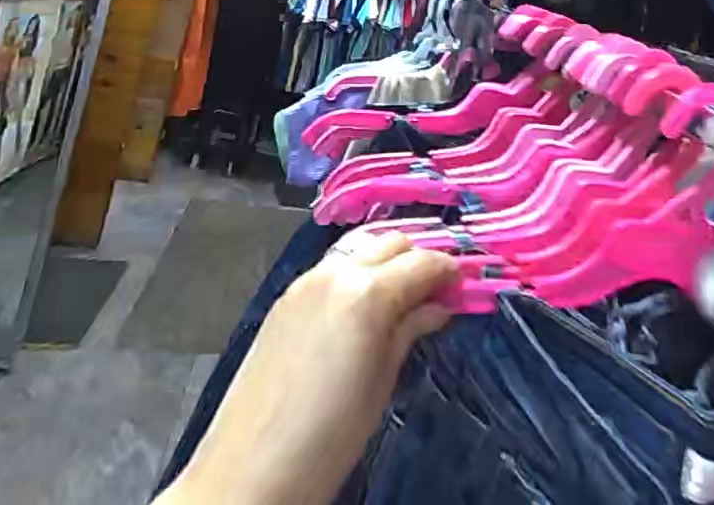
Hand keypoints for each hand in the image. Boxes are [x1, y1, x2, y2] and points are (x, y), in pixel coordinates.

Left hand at [162, 230, 457, 504]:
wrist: (250, 471)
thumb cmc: (330, 436)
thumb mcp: (383, 382)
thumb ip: (411, 330)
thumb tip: (437, 306)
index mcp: (367, 293)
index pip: (423, 262)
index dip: (449, 270)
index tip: (463, 285)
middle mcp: (337, 272)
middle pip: (393, 242)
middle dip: (419, 260)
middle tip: (435, 292)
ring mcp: (307, 280)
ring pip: (362, 248)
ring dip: (388, 262)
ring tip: (401, 297)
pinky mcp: (287, 295)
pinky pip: (335, 267)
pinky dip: (358, 273)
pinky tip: (362, 306)